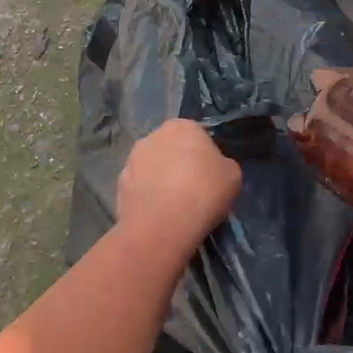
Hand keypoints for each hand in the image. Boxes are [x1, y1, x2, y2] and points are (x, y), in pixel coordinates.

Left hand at [116, 119, 242, 246]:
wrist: (162, 226)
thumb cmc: (203, 192)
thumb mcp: (233, 175)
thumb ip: (223, 165)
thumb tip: (214, 170)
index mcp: (182, 126)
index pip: (197, 135)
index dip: (205, 155)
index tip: (210, 175)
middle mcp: (153, 136)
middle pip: (172, 148)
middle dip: (180, 164)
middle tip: (193, 189)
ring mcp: (132, 160)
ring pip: (153, 167)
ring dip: (162, 179)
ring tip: (174, 206)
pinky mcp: (119, 185)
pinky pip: (140, 187)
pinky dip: (148, 196)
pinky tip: (158, 214)